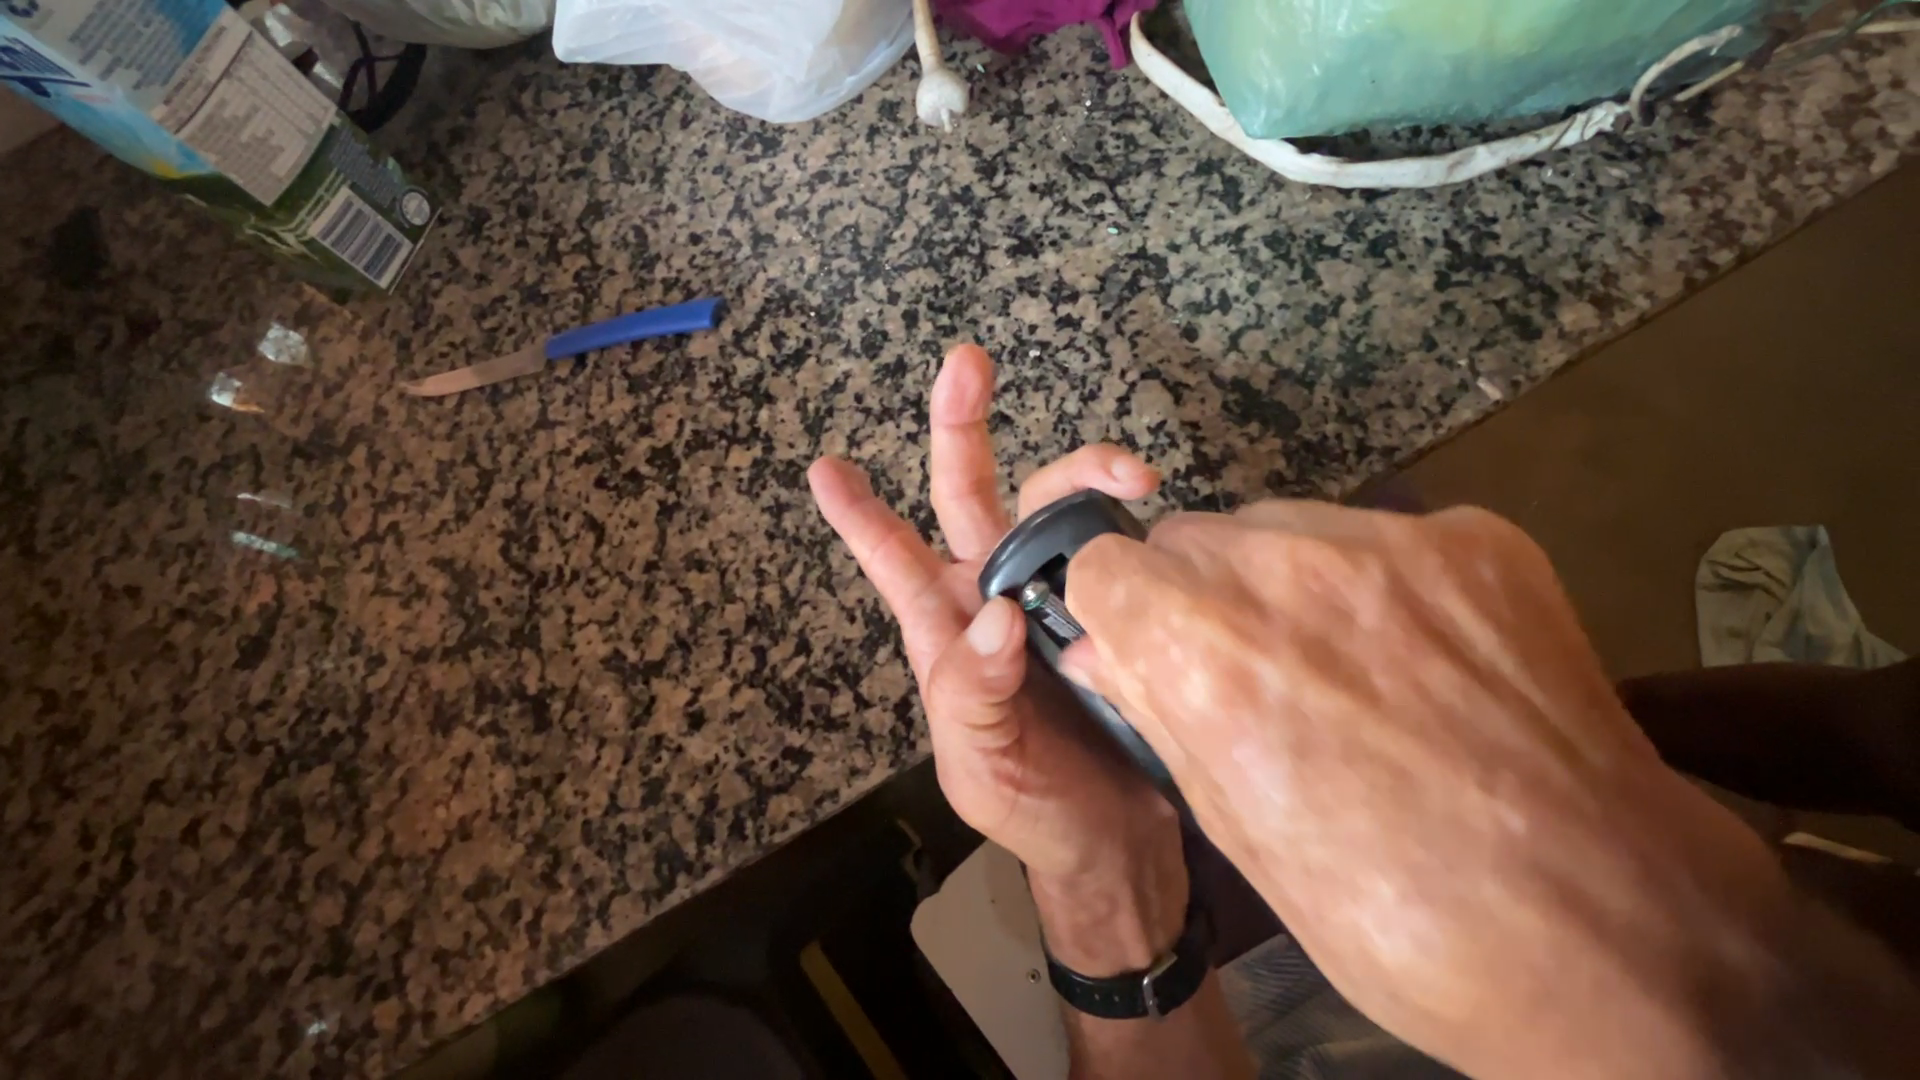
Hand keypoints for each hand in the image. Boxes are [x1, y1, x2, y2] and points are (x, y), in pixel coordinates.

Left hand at [808, 344, 1183, 970]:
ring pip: (1055, 505)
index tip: (826, 467)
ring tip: (1132, 477)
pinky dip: (1136, 522)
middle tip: (967, 363)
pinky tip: (1159, 517)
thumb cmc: (1033, 806)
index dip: (860, 515)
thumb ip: (973, 694)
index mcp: (947, 630)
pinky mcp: (1121, 600)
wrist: (1120, 840)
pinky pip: (1120, 543)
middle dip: (963, 427)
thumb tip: (1000, 616)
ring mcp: (1060, 591)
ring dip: (1085, 474)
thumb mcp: (979, 762)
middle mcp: (997, 594)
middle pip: (972, 495)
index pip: (895, 561)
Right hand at [1060, 502, 1823, 1078]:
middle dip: (1196, 593)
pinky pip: (1376, 534)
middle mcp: (1277, 568)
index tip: (1149, 646)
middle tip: (1255, 669)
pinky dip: (1373, 581)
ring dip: (1279, 578)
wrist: (1603, 929)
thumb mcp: (1228, 821)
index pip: (1103, 563)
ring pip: (1277, 524)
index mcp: (1198, 645)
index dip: (1120, 610)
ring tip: (1344, 662)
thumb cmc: (1379, 908)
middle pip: (1187, 537)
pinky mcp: (1474, 538)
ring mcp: (1383, 543)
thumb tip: (1100, 648)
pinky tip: (1421, 655)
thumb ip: (1153, 707)